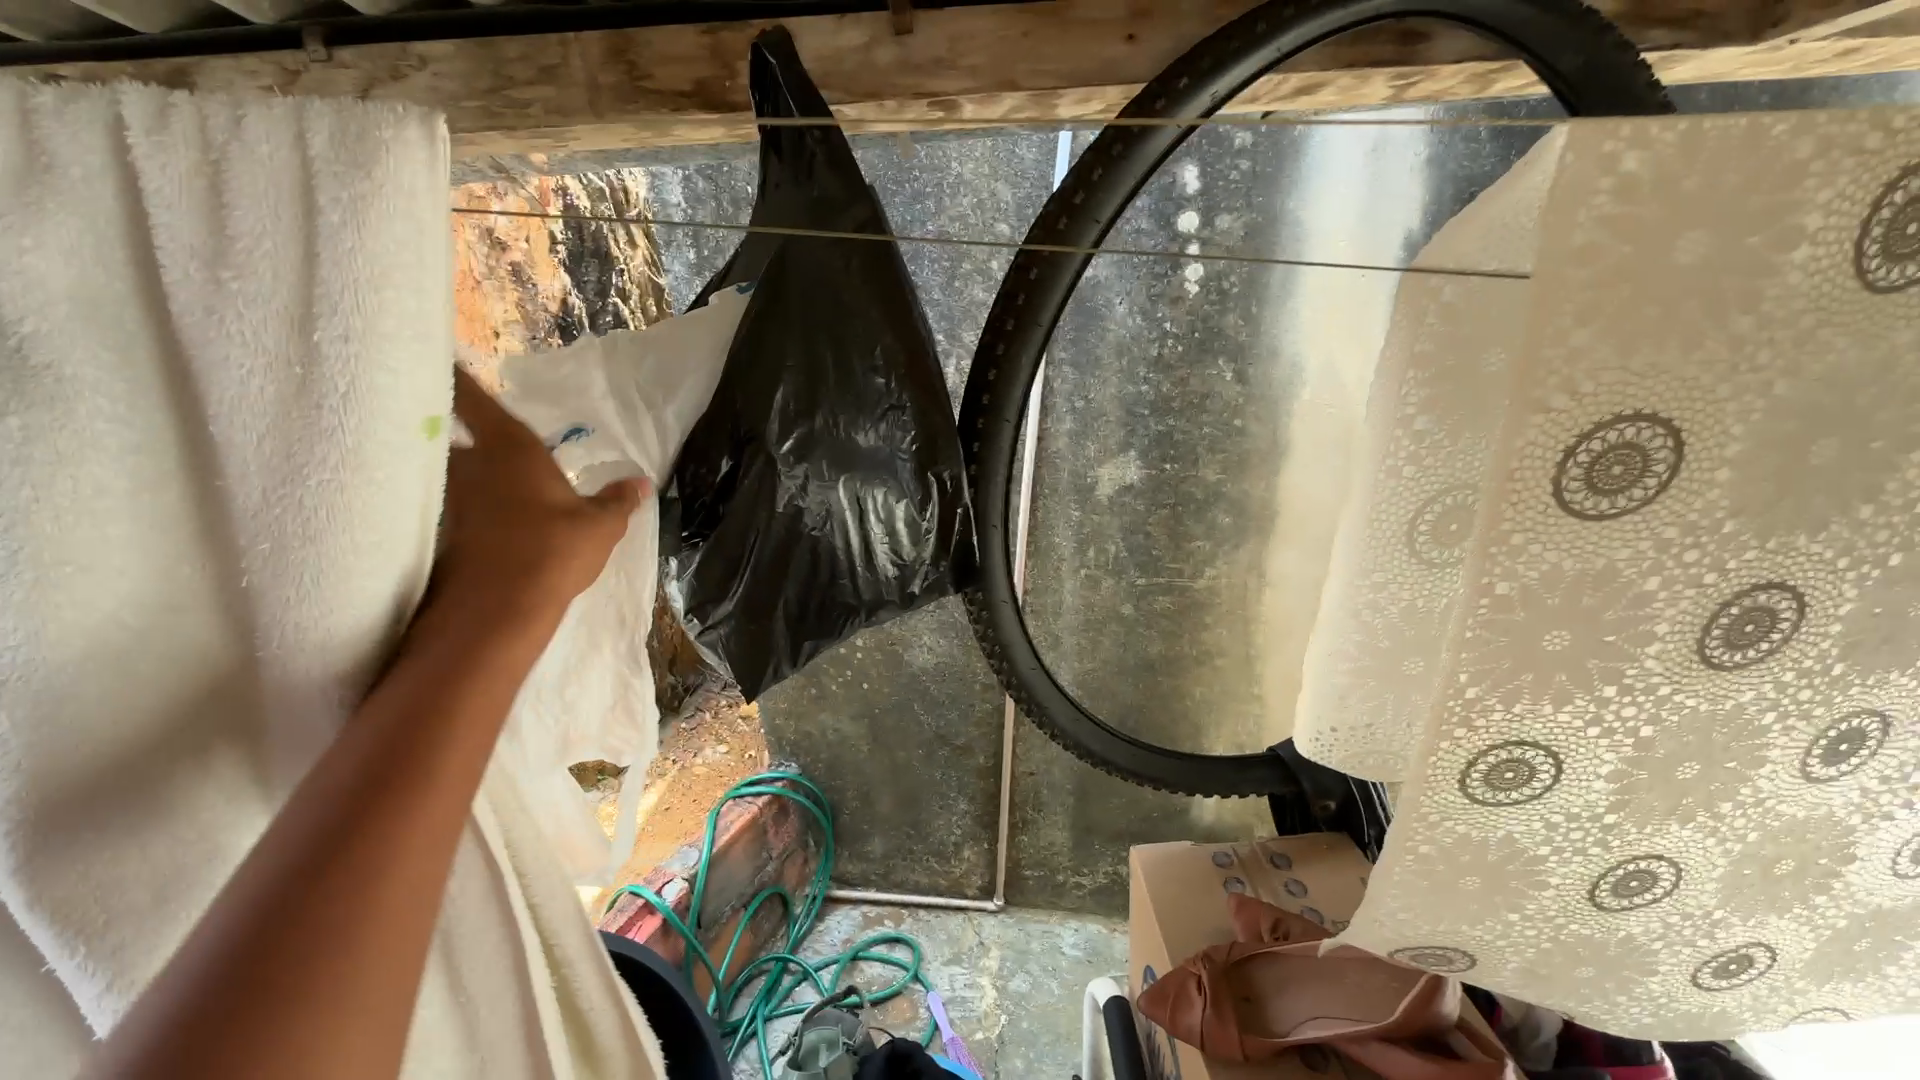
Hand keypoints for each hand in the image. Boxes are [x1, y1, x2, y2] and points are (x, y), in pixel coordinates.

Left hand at [434, 366, 646, 619]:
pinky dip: (459, 505)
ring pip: (448, 473)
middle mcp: (470, 464)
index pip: (472, 398)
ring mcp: (450, 499)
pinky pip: (449, 505)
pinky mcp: (440, 531)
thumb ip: (617, 501)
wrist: (498, 609)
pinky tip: (477, 517)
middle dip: (457, 431)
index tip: (440, 359)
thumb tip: (639, 483)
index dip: (456, 377)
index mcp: (510, 448)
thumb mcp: (601, 526)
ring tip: (477, 474)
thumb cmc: (553, 550)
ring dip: (459, 472)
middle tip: (467, 427)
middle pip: (450, 435)